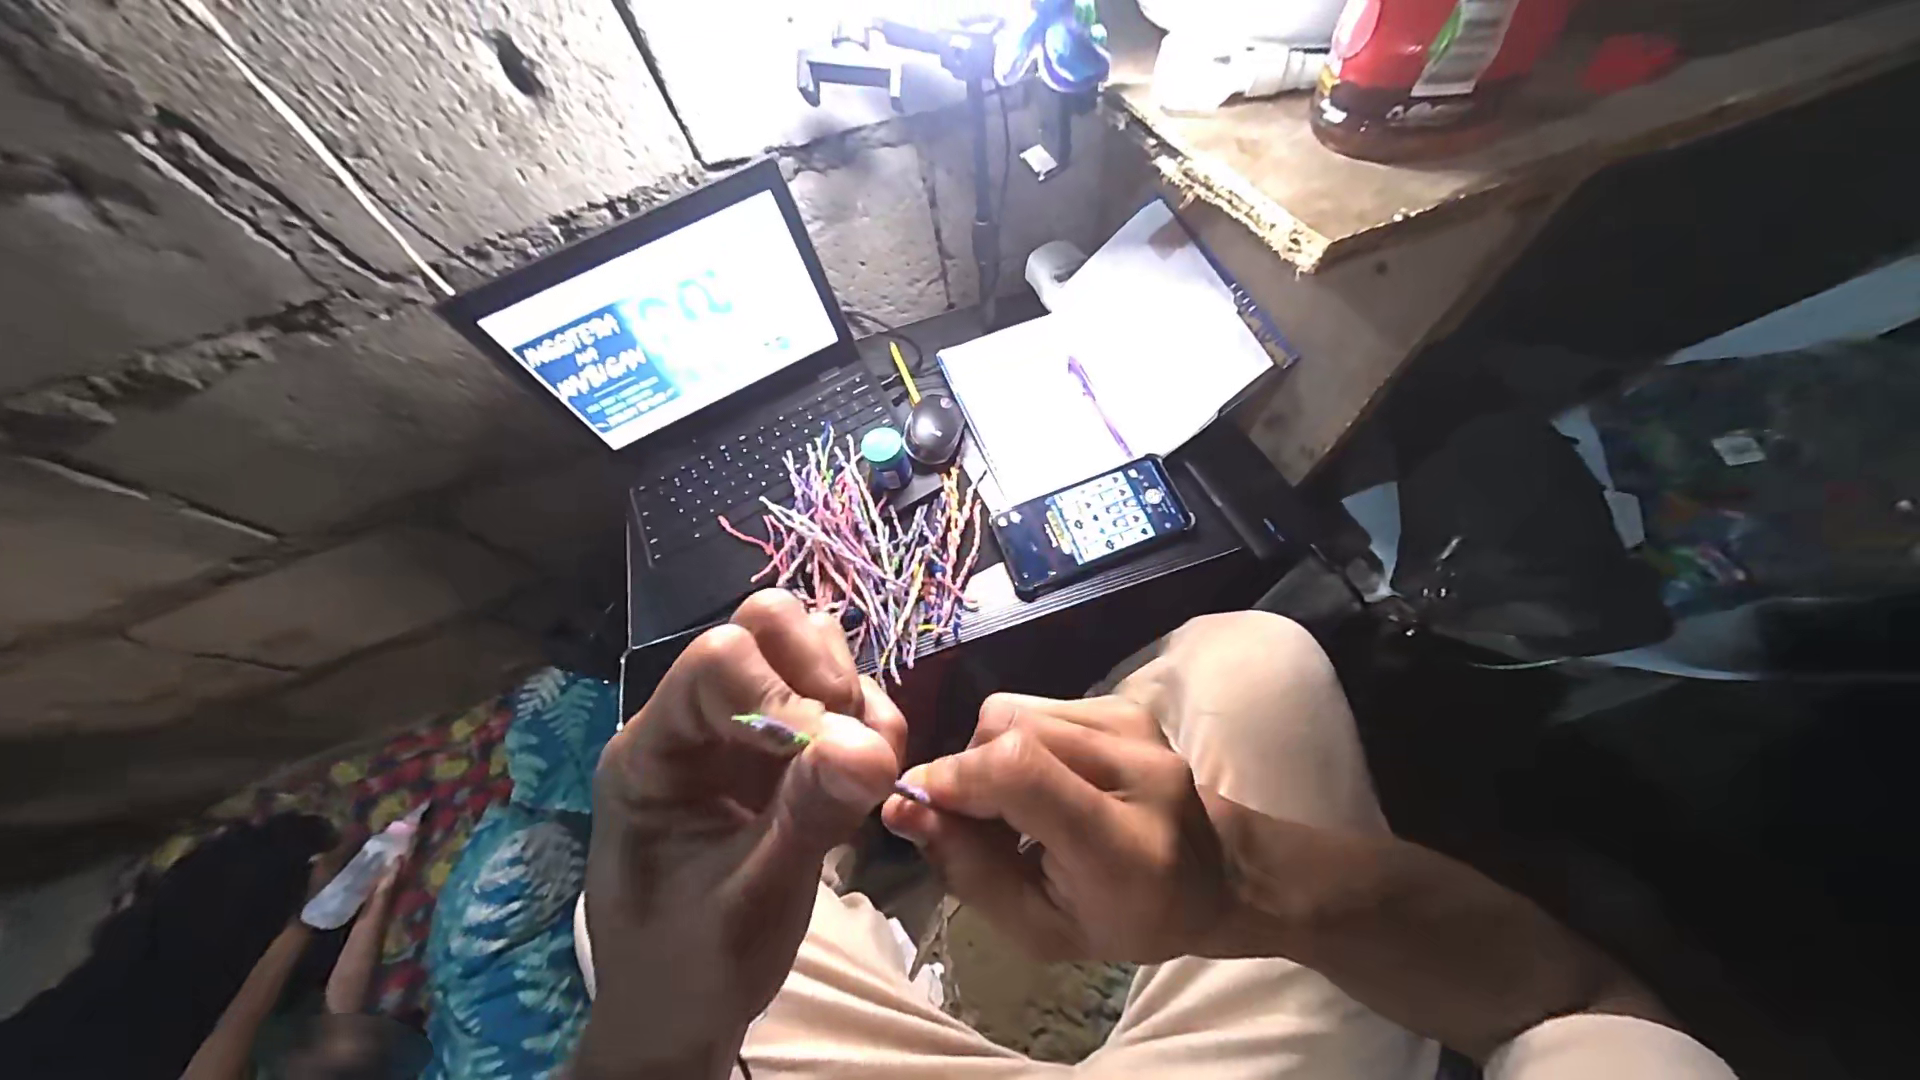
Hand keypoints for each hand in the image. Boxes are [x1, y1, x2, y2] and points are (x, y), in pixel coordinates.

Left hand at [577, 590, 905, 1079]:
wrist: (690, 1007)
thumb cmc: (693, 965)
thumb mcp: (748, 907)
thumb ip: (804, 821)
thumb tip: (868, 746)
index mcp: (655, 747)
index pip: (720, 661)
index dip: (784, 695)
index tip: (832, 758)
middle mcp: (702, 716)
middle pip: (766, 624)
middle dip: (820, 671)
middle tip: (842, 739)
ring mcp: (751, 722)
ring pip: (812, 646)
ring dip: (851, 696)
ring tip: (856, 770)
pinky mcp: (792, 741)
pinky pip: (846, 691)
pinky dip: (873, 719)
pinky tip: (867, 776)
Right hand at [881, 693, 1231, 962]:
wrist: (1216, 870)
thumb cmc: (1127, 916)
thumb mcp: (1040, 927)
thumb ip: (968, 870)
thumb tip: (903, 806)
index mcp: (1122, 842)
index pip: (1020, 771)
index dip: (955, 778)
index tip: (916, 804)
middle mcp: (1134, 764)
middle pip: (1007, 729)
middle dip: (966, 770)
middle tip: (971, 819)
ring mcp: (1131, 723)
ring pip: (1012, 711)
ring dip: (988, 753)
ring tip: (1012, 801)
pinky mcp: (1122, 703)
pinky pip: (1033, 706)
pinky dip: (1014, 739)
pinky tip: (1041, 777)